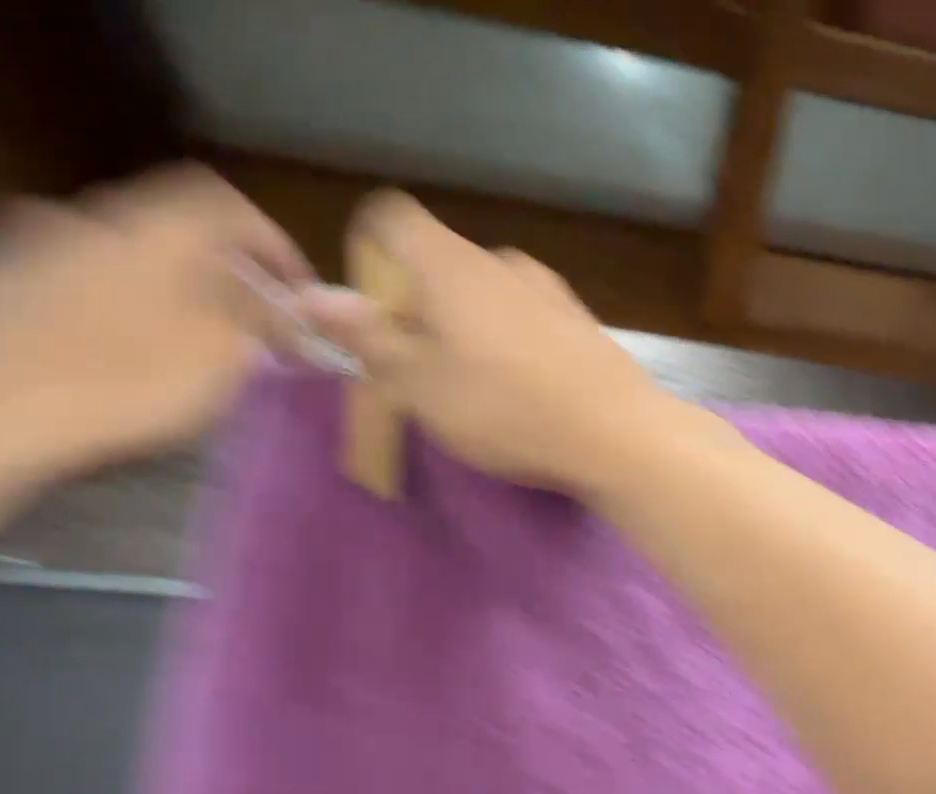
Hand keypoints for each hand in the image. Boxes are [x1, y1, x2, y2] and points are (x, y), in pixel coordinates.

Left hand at [0, 165, 308, 473]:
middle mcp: (84, 219)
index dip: (272, 244)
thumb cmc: (121, 388)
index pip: (228, 206)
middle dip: (212, 278)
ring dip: (147, 291)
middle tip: (236, 331)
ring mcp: (16, 246)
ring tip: (161, 350)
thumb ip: (273, 322)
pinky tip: (87, 356)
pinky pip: (51, 284)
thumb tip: (327, 305)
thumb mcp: (223, 360)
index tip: (297, 295)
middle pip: (167, 233)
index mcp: (153, 232)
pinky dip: (86, 308)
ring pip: (107, 258)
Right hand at [300, 190, 678, 493]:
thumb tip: (314, 296)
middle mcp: (502, 262)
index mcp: (452, 263)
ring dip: (463, 330)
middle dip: (416, 309)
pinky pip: (525, 319)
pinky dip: (508, 344)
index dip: (369, 252)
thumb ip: (368, 337)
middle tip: (416, 370)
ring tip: (471, 390)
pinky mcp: (582, 323)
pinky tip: (521, 392)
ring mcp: (550, 291)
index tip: (372, 310)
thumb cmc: (506, 409)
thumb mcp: (420, 384)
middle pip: (438, 265)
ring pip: (485, 296)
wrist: (621, 433)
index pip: (392, 218)